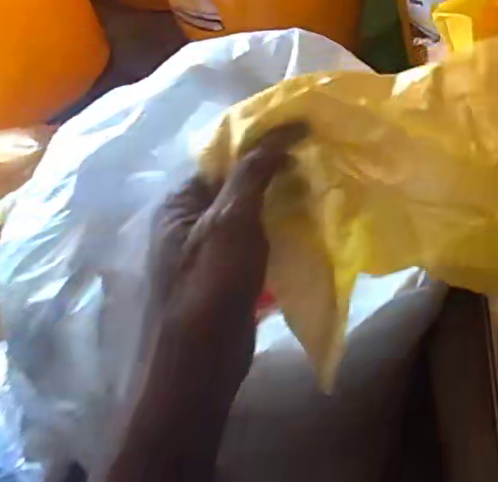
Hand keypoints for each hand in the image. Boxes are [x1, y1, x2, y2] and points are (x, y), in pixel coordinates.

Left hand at [143, 123, 307, 388]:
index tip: (303, 134)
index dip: (263, 142)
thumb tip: (283, 127)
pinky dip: (280, 225)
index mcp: (179, 203)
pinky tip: (308, 221)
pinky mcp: (227, 272)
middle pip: (239, 181)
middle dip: (276, 170)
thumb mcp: (232, 221)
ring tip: (318, 184)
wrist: (200, 369)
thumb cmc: (212, 287)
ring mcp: (207, 248)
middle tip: (316, 158)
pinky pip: (258, 235)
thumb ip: (254, 171)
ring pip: (252, 209)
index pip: (224, 157)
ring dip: (281, 198)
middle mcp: (188, 221)